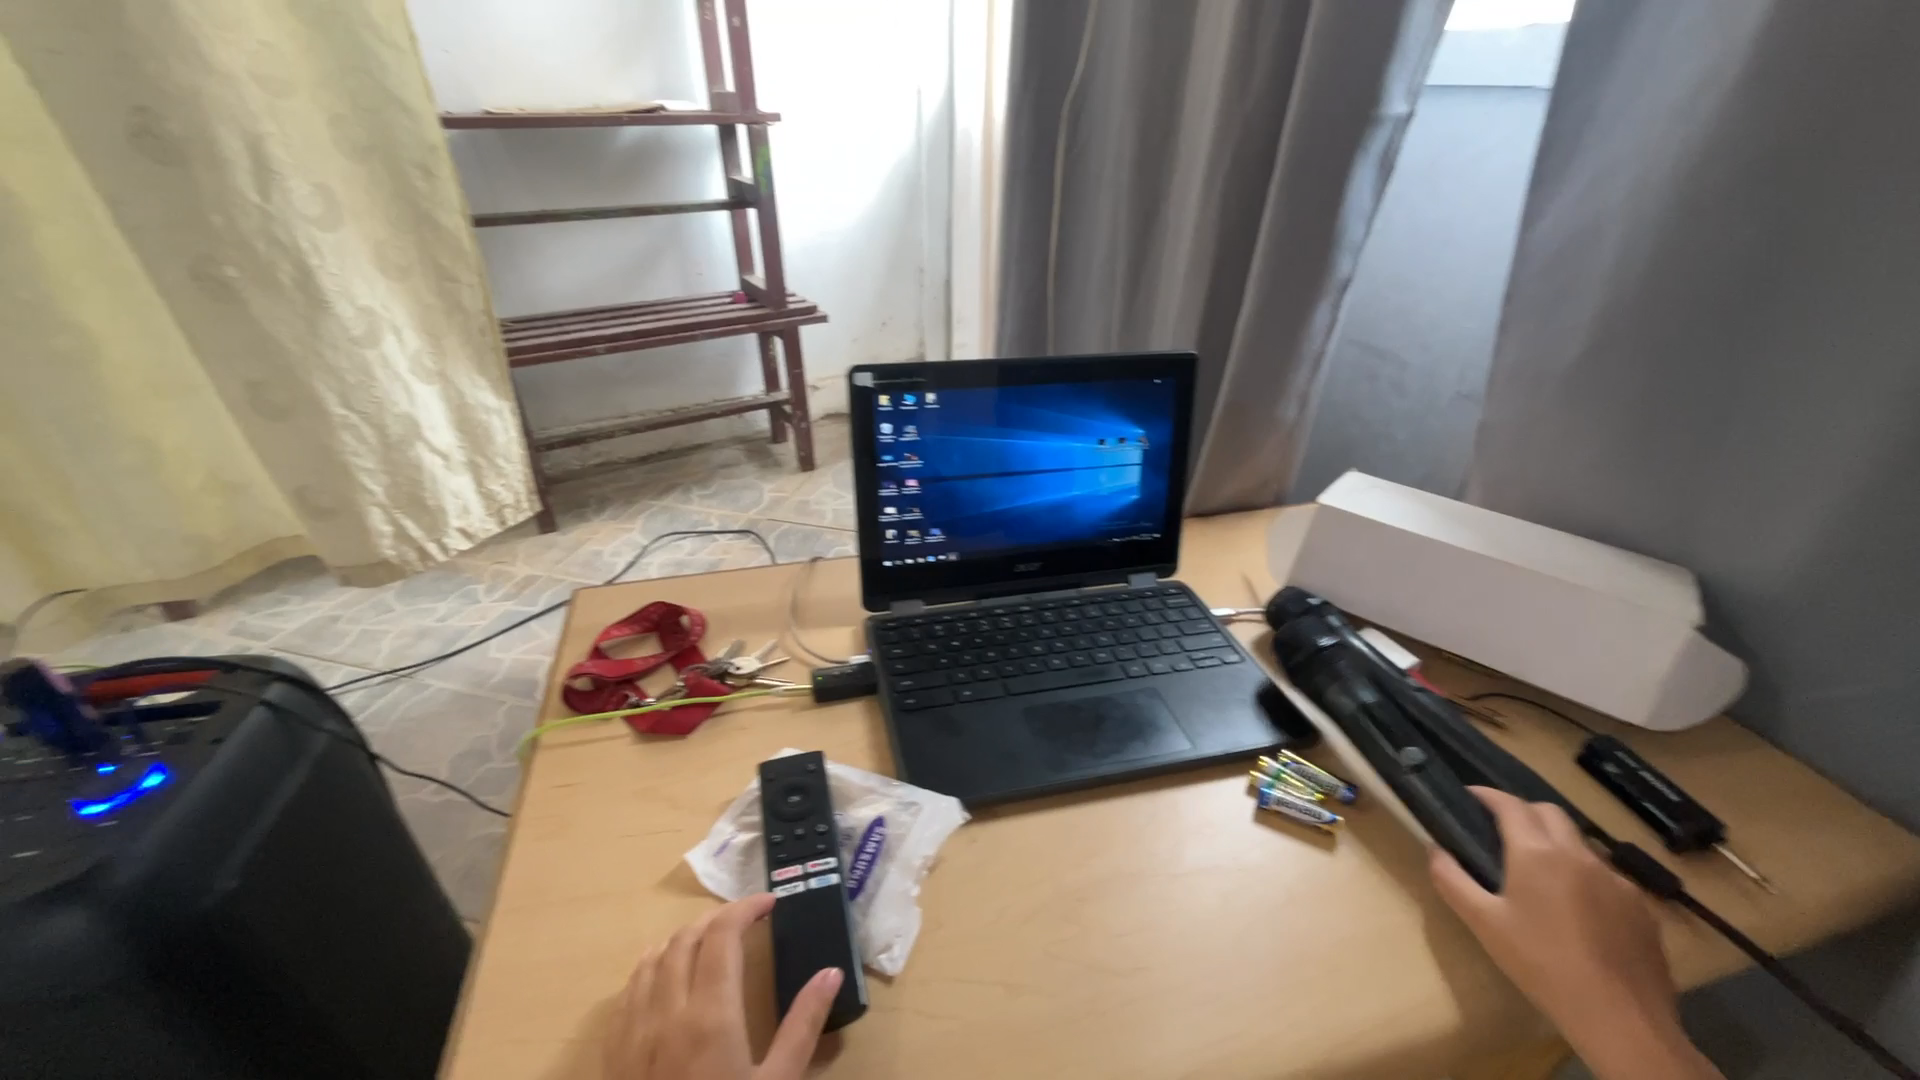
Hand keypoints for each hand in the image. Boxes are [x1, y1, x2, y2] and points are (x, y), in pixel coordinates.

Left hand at [605, 893, 844, 1079]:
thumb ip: (803, 1026)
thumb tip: (830, 973)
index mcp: (711, 1014)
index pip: (723, 934)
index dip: (746, 908)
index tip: (770, 904)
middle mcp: (668, 1010)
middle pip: (686, 937)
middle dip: (718, 919)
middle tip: (747, 922)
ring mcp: (634, 1031)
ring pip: (653, 957)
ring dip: (683, 938)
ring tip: (709, 942)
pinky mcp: (613, 1053)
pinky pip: (628, 989)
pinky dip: (651, 966)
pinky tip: (665, 977)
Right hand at [1430, 787, 1722, 1079]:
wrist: (1620, 1017)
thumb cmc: (1541, 964)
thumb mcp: (1482, 923)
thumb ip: (1451, 879)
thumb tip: (1435, 849)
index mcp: (1537, 853)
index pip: (1510, 804)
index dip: (1488, 795)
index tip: (1470, 796)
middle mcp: (1579, 855)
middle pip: (1550, 812)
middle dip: (1523, 811)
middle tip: (1501, 831)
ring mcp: (1617, 881)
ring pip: (1580, 844)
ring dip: (1556, 844)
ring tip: (1540, 876)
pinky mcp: (1642, 908)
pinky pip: (1606, 877)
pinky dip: (1584, 877)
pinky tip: (1578, 912)